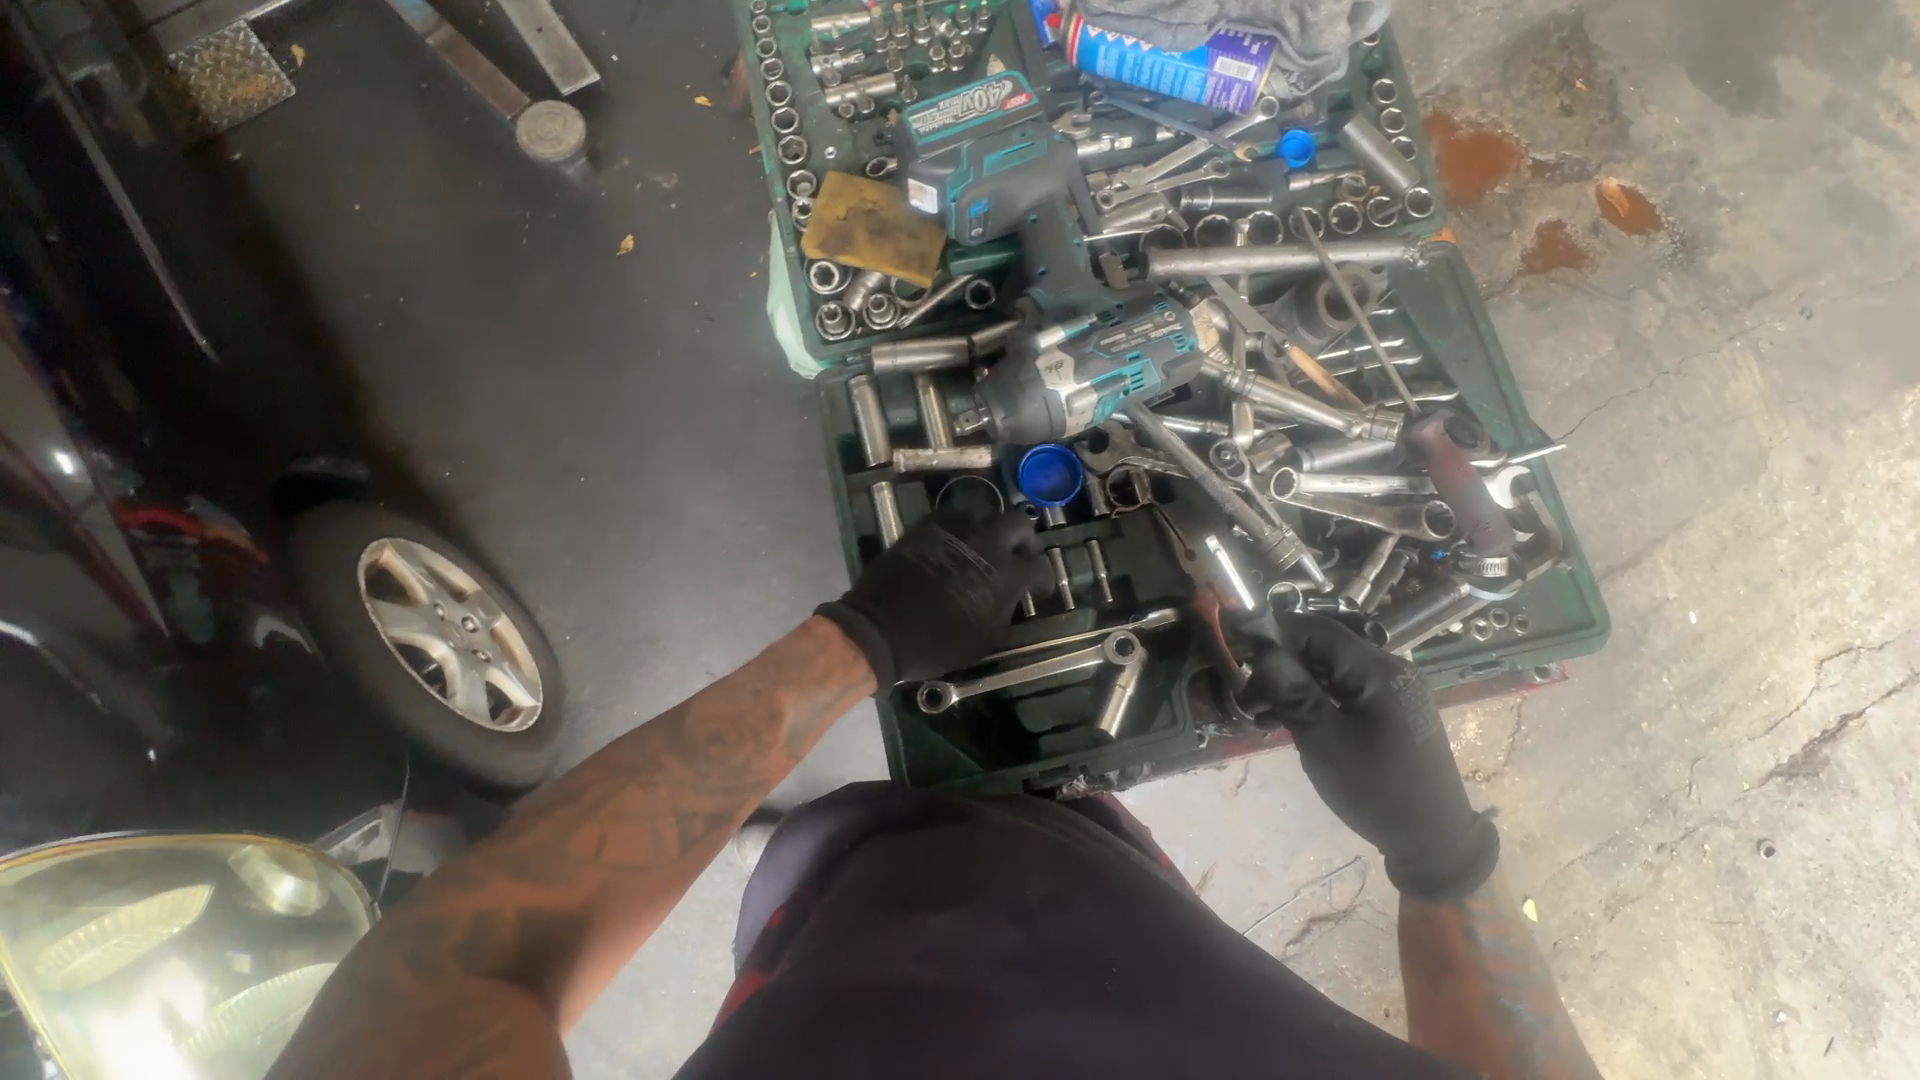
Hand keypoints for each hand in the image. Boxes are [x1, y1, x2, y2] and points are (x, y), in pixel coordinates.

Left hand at [816, 506, 1045, 688]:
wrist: (880, 629)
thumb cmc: (936, 644)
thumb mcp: (985, 638)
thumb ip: (1006, 608)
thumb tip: (1012, 594)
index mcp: (1007, 574)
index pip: (1039, 565)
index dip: (1042, 578)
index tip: (1038, 589)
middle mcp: (987, 542)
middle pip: (1019, 523)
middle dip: (1023, 539)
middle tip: (1018, 555)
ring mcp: (956, 528)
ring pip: (986, 513)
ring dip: (991, 529)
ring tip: (985, 546)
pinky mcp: (927, 524)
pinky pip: (953, 515)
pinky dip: (961, 527)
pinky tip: (956, 544)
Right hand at [1247, 613, 1497, 900]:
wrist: (1435, 841)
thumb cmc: (1375, 790)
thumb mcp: (1324, 741)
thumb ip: (1292, 689)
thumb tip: (1261, 645)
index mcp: (1377, 671)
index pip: (1315, 630)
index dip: (1272, 633)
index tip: (1236, 653)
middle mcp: (1388, 670)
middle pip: (1321, 649)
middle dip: (1278, 667)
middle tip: (1246, 701)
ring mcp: (1391, 691)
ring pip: (1329, 671)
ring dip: (1291, 686)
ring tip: (1260, 717)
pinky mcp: (1389, 711)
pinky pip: (1342, 691)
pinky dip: (1312, 700)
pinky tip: (1287, 723)